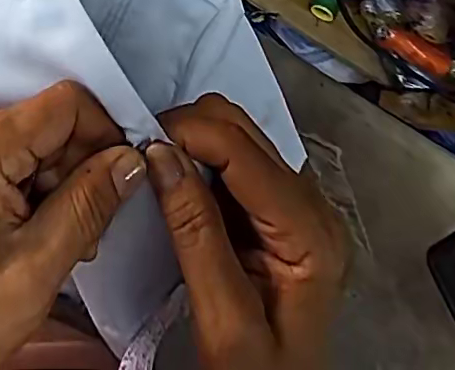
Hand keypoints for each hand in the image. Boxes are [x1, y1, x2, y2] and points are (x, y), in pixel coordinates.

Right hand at [148, 94, 346, 369]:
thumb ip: (195, 235)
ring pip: (242, 138)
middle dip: (191, 130)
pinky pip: (240, 163)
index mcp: (310, 231)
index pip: (245, 152)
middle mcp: (314, 204)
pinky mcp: (282, 210)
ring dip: (195, 141)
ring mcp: (301, 204)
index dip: (191, 133)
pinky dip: (204, 160)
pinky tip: (179, 180)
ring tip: (155, 166)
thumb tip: (161, 157)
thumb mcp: (223, 324)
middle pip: (246, 132)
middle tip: (142, 154)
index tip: (140, 142)